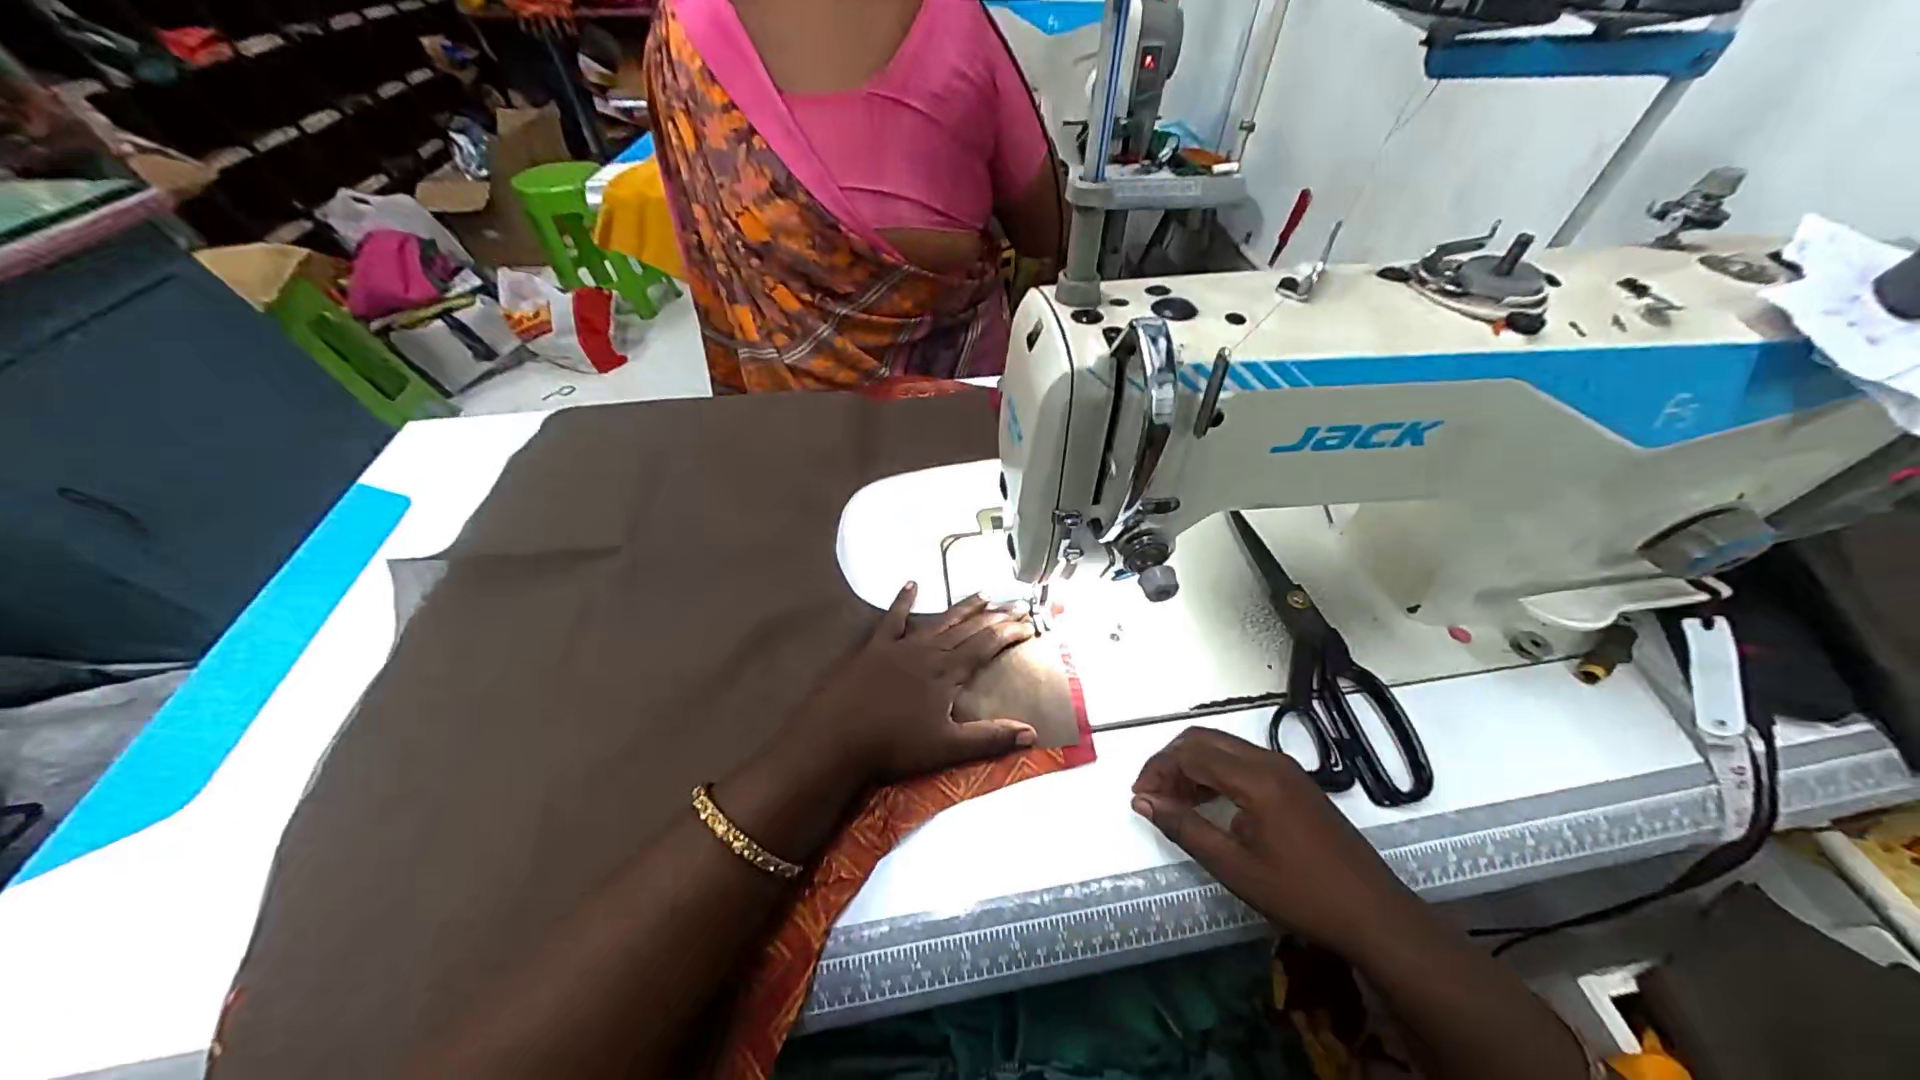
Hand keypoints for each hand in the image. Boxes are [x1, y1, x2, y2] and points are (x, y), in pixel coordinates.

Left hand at [790, 583, 1038, 785]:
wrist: (836, 737)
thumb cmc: (893, 746)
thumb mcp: (946, 747)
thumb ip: (989, 738)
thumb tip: (1032, 734)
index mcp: (946, 672)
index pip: (986, 645)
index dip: (1010, 633)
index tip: (1030, 624)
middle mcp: (927, 651)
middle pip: (968, 628)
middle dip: (995, 616)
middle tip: (1017, 606)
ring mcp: (899, 646)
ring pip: (938, 620)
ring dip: (962, 607)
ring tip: (983, 594)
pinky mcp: (874, 648)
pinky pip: (893, 619)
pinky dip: (903, 601)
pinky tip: (911, 584)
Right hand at [1131, 728, 1420, 955]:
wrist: (1375, 914)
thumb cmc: (1301, 894)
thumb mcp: (1234, 867)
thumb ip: (1185, 828)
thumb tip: (1144, 802)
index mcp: (1255, 778)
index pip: (1190, 753)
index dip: (1158, 770)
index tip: (1140, 798)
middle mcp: (1269, 761)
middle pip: (1204, 740)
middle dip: (1171, 761)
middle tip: (1153, 796)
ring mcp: (1286, 768)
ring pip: (1223, 747)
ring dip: (1192, 766)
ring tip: (1175, 802)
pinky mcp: (1295, 781)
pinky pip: (1243, 760)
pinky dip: (1216, 772)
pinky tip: (1208, 802)